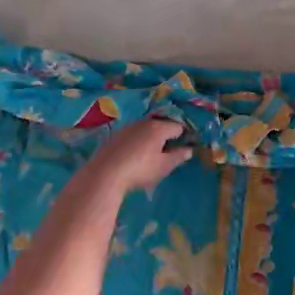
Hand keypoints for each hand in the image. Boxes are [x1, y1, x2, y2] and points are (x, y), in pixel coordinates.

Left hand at [78, 117, 193, 193]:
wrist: (105, 173)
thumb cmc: (140, 170)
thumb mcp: (164, 166)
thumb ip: (178, 156)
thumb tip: (189, 149)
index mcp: (159, 127)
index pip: (178, 126)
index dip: (183, 137)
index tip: (183, 149)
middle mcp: (144, 122)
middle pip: (161, 125)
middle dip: (167, 136)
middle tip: (167, 153)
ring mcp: (128, 127)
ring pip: (146, 129)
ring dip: (151, 138)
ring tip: (150, 155)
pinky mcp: (116, 134)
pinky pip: (133, 134)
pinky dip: (138, 141)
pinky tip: (134, 155)